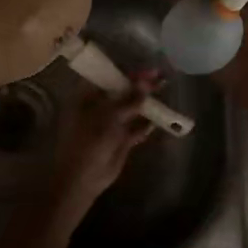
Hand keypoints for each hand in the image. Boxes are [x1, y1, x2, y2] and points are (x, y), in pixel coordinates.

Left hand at [46, 79, 158, 220]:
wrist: (82, 178)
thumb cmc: (87, 143)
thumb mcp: (107, 118)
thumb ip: (127, 100)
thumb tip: (145, 82)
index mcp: (86, 98)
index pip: (107, 78)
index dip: (126, 72)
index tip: (147, 68)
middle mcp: (97, 108)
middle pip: (121, 92)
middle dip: (140, 86)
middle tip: (161, 77)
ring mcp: (109, 124)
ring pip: (131, 109)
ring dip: (146, 102)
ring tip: (165, 90)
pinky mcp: (120, 140)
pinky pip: (136, 128)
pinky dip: (146, 123)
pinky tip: (161, 117)